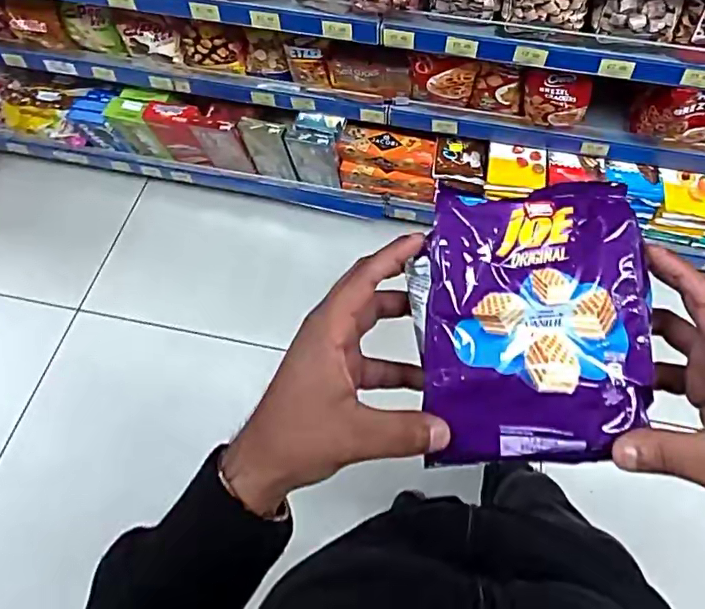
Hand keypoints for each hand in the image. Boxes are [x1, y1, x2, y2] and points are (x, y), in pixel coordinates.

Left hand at [221, 234, 451, 515]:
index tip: (418, 242)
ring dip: (402, 324)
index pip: (364, 277)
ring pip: (372, 325)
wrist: (263, 462)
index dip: (393, 255)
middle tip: (433, 275)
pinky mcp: (335, 372)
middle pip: (370, 293)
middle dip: (402, 281)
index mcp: (328, 329)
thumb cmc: (290, 433)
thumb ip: (405, 430)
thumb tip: (442, 427)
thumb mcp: (356, 432)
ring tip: (436, 325)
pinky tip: (422, 381)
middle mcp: (329, 332)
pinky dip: (396, 365)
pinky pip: (372, 358)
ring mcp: (331, 352)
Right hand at [612, 243, 704, 534]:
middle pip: (684, 313)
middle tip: (615, 277)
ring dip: (642, 335)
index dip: (678, 271)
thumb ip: (663, 451)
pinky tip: (621, 380)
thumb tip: (618, 444)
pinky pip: (668, 370)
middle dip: (651, 291)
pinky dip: (645, 370)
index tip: (648, 250)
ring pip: (672, 343)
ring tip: (607, 328)